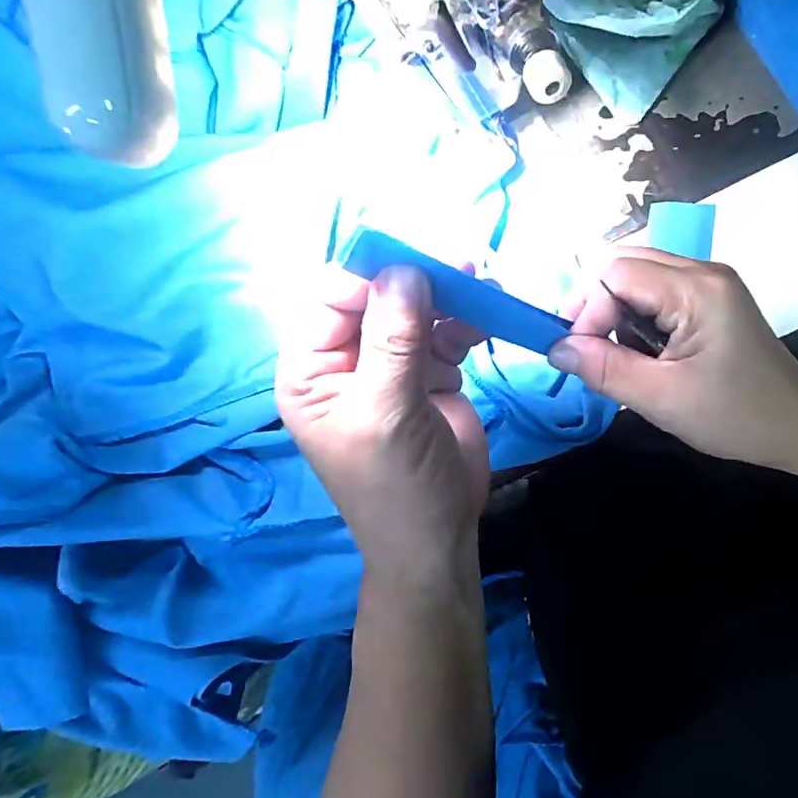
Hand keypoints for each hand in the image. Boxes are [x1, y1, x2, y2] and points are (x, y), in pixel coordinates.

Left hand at [276, 265, 490, 586]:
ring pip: (416, 311)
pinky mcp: (431, 373)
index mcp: (312, 369)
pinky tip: (485, 319)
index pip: (330, 300)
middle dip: (416, 280)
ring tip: (480, 284)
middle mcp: (347, 360)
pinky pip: (446, 333)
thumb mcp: (387, 413)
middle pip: (377, 298)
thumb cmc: (396, 485)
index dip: (368, 274)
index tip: (415, 259)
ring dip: (447, 297)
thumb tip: (404, 270)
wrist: (440, 538)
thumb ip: (394, 340)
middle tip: (460, 262)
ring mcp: (392, 365)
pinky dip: (466, 323)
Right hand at [548, 249, 797, 472]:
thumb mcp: (663, 398)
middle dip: (596, 305)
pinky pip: (657, 291)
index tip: (581, 356)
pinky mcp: (710, 298)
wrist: (797, 424)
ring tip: (618, 356)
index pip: (617, 272)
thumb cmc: (736, 415)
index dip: (587, 309)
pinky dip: (636, 317)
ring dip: (615, 312)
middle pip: (625, 264)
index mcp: (697, 289)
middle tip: (588, 352)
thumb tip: (556, 348)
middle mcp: (703, 271)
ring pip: (638, 276)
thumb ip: (606, 369)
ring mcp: (709, 281)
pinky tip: (642, 351)